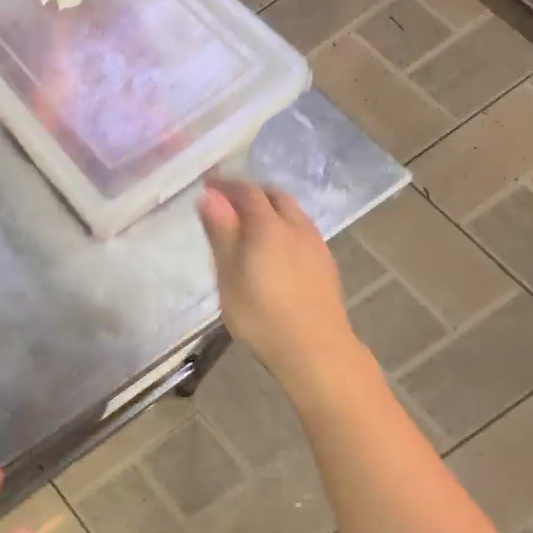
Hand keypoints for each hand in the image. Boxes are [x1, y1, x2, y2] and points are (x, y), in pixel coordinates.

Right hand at [198, 179, 366, 394]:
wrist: (313, 348)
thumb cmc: (260, 314)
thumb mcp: (229, 275)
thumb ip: (221, 233)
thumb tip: (210, 196)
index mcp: (268, 225)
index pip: (246, 191)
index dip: (226, 184)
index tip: (207, 184)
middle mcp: (296, 226)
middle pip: (274, 195)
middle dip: (250, 191)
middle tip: (227, 201)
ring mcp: (315, 244)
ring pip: (292, 212)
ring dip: (269, 207)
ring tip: (248, 221)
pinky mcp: (324, 263)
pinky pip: (301, 229)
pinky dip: (283, 225)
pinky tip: (274, 246)